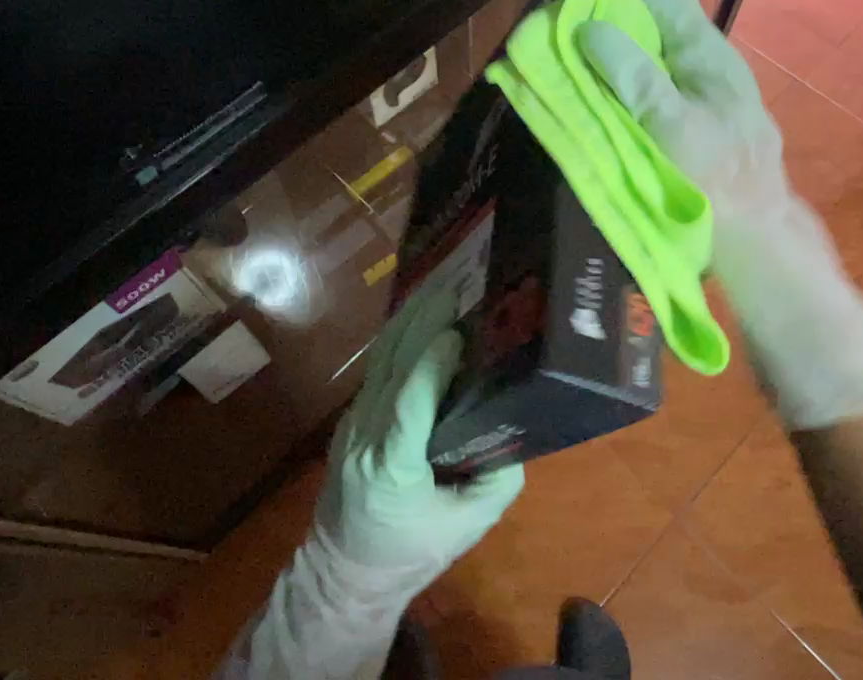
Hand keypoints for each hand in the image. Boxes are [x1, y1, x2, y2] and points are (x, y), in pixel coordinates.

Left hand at [233, 288, 522, 679]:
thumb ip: (496, 481)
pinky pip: (377, 372)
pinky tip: (419, 322)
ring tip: (438, 291)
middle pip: (392, 367)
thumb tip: (517, 432)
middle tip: (454, 290)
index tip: (458, 332)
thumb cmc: (409, 553)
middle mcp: (365, 435)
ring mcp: (352, 424)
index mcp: (391, 466)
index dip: (431, 362)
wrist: (345, 572)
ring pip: (379, 362)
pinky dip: (398, 342)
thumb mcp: (465, 528)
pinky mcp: (351, 419)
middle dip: (421, 324)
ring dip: (408, 324)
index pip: (409, 400)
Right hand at [575, 0, 862, 429]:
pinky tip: (606, 39)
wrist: (758, 241)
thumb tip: (588, 24)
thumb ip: (635, 77)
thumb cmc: (721, 187)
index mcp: (705, 53)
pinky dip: (625, 34)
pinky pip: (652, 54)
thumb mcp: (675, 132)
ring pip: (658, 22)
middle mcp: (703, 57)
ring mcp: (697, 81)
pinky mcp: (687, 106)